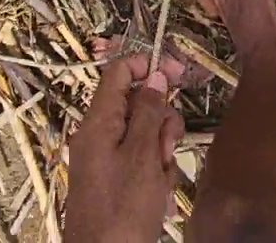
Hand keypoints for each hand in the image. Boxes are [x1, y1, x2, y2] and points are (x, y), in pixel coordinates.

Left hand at [62, 55, 183, 242]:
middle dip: (161, 120)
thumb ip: (148, 111)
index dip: (148, 66)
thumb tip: (154, 75)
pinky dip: (154, 171)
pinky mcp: (113, 182)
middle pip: (136, 104)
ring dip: (161, 150)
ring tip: (162, 178)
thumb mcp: (141, 154)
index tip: (178, 75)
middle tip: (167, 146)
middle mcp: (98, 135)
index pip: (119, 72)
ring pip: (143, 134)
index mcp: (97, 122)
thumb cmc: (123, 208)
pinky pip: (140, 161)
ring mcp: (105, 160)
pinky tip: (159, 194)